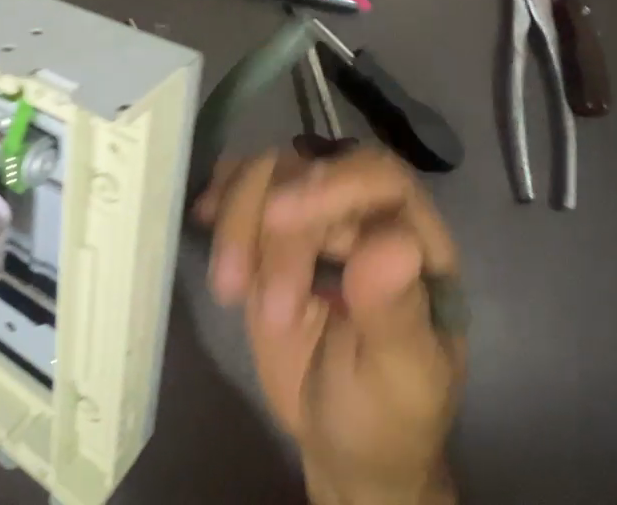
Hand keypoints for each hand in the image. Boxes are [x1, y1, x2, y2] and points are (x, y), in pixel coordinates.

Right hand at [195, 145, 464, 504]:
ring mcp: (311, 224)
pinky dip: (218, 198)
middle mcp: (361, 218)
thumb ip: (396, 313)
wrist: (345, 441)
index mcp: (414, 242)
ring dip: (237, 224)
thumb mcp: (402, 377)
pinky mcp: (266, 235)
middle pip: (309, 174)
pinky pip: (239, 191)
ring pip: (267, 178)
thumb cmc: (387, 413)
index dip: (332, 184)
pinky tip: (203, 220)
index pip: (380, 180)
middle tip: (251, 298)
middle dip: (272, 233)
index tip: (281, 218)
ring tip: (229, 290)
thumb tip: (394, 244)